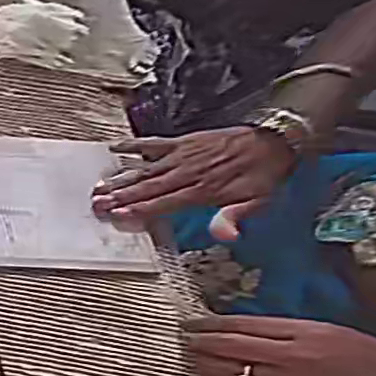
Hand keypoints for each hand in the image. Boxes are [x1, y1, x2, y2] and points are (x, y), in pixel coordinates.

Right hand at [92, 127, 293, 239]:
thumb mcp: (259, 200)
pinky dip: (132, 145)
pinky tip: (113, 148)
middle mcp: (187, 173)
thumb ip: (235, 217)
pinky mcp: (182, 142)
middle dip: (120, 196)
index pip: (164, 202)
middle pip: (147, 187)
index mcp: (203, 190)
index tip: (117, 215)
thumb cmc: (264, 175)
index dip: (140, 209)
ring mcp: (181, 156)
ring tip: (97, 187)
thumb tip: (226, 236)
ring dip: (119, 179)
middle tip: (96, 204)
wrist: (278, 139)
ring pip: (144, 170)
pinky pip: (153, 144)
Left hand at [184, 316, 375, 375]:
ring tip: (188, 356)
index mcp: (302, 331)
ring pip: (228, 369)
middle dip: (199, 341)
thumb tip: (236, 328)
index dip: (210, 323)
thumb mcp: (324, 330)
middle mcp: (290, 355)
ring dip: (203, 362)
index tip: (191, 322)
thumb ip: (280, 329)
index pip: (241, 324)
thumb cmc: (364, 355)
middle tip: (180, 338)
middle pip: (229, 345)